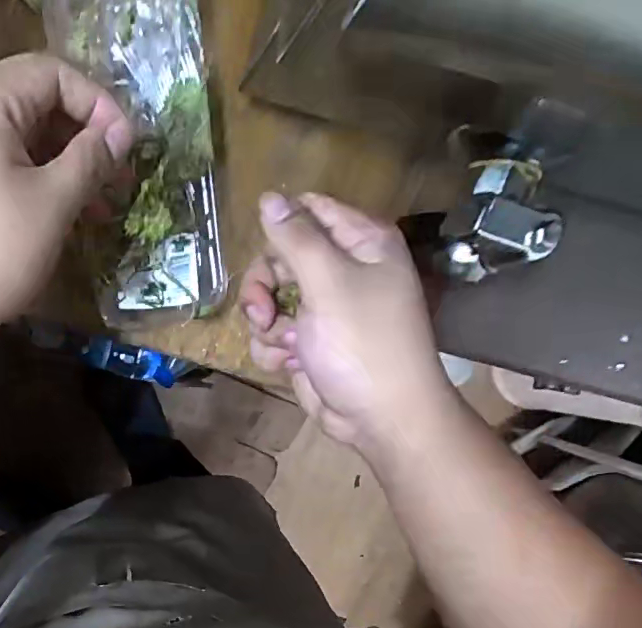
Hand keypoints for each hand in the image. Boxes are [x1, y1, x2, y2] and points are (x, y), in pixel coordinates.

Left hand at [0, 54, 133, 343]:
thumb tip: (120, 135)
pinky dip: (48, 184)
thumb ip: (90, 160)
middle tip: (123, 178)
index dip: (99, 105)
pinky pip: (14, 167)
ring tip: (105, 205)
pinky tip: (74, 215)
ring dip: (73, 166)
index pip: (54, 74)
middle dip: (88, 138)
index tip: (128, 148)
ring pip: (31, 140)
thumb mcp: (53, 201)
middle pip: (42, 103)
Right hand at [239, 192, 457, 458]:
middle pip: (280, 257)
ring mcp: (324, 311)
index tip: (267, 254)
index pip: (308, 210)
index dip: (281, 228)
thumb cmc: (362, 344)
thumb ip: (295, 238)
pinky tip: (289, 365)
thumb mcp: (328, 282)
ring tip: (286, 346)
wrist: (379, 416)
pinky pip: (274, 335)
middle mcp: (343, 271)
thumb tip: (268, 197)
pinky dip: (274, 351)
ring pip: (270, 300)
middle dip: (264, 287)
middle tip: (262, 313)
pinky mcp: (309, 345)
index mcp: (361, 243)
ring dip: (267, 325)